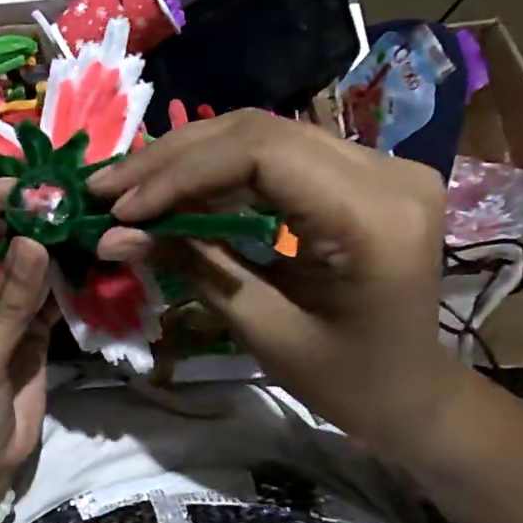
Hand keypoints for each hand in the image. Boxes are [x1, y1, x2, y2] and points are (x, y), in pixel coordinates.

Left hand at [0, 180, 58, 522]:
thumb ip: (7, 307)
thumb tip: (34, 242)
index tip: (10, 190)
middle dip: (15, 216)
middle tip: (55, 196)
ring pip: (20, 263)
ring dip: (47, 242)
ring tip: (79, 218)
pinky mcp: (30, 330)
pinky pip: (48, 293)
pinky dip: (68, 277)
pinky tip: (90, 258)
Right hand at [89, 110, 458, 459]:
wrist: (412, 391)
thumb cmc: (346, 380)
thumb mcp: (265, 329)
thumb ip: (195, 265)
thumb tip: (114, 234)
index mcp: (374, 217)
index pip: (263, 154)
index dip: (181, 172)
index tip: (122, 206)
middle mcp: (388, 172)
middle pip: (260, 131)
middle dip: (174, 159)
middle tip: (110, 188)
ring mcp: (382, 165)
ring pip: (266, 133)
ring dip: (191, 158)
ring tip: (131, 187)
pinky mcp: (366, 172)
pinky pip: (281, 153)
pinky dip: (222, 169)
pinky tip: (178, 187)